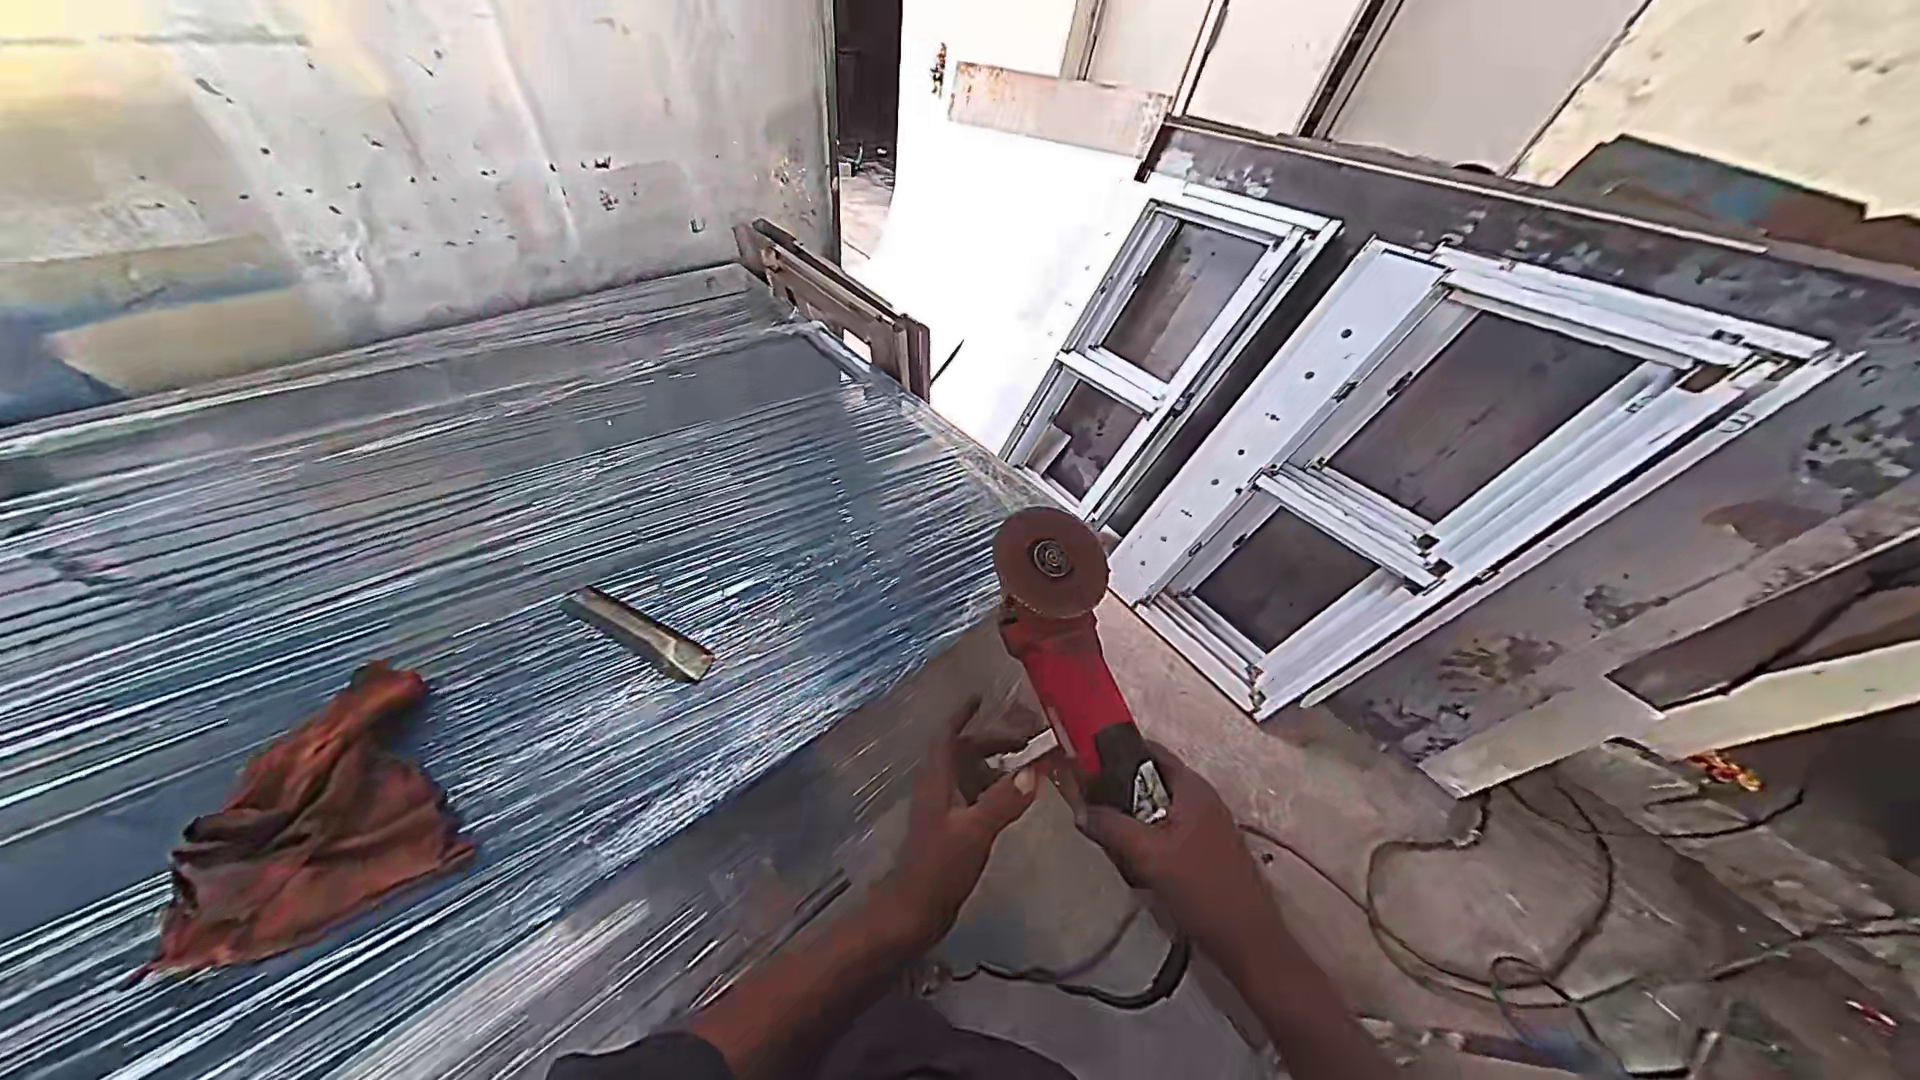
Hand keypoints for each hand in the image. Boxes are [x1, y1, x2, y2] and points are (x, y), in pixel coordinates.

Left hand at [881, 698, 1039, 947]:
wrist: (912, 911)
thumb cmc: (938, 867)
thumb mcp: (974, 832)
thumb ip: (1002, 802)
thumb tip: (1033, 772)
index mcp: (937, 779)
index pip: (947, 735)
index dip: (962, 714)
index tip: (980, 698)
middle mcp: (938, 787)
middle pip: (963, 751)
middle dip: (992, 740)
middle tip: (1026, 737)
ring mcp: (943, 808)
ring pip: (969, 773)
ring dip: (995, 763)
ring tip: (1026, 763)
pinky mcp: (950, 828)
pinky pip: (973, 794)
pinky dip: (993, 788)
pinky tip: (1012, 797)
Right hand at [1061, 741, 1278, 958]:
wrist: (1249, 943)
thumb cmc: (1201, 888)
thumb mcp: (1147, 855)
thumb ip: (1110, 827)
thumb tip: (1079, 811)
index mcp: (1192, 787)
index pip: (1149, 750)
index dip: (1117, 752)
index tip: (1088, 766)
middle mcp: (1201, 797)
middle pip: (1150, 780)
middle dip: (1121, 793)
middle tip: (1096, 810)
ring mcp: (1207, 823)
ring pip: (1158, 808)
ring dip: (1134, 821)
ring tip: (1114, 842)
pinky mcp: (1207, 848)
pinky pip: (1168, 829)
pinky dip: (1149, 838)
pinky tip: (1137, 865)